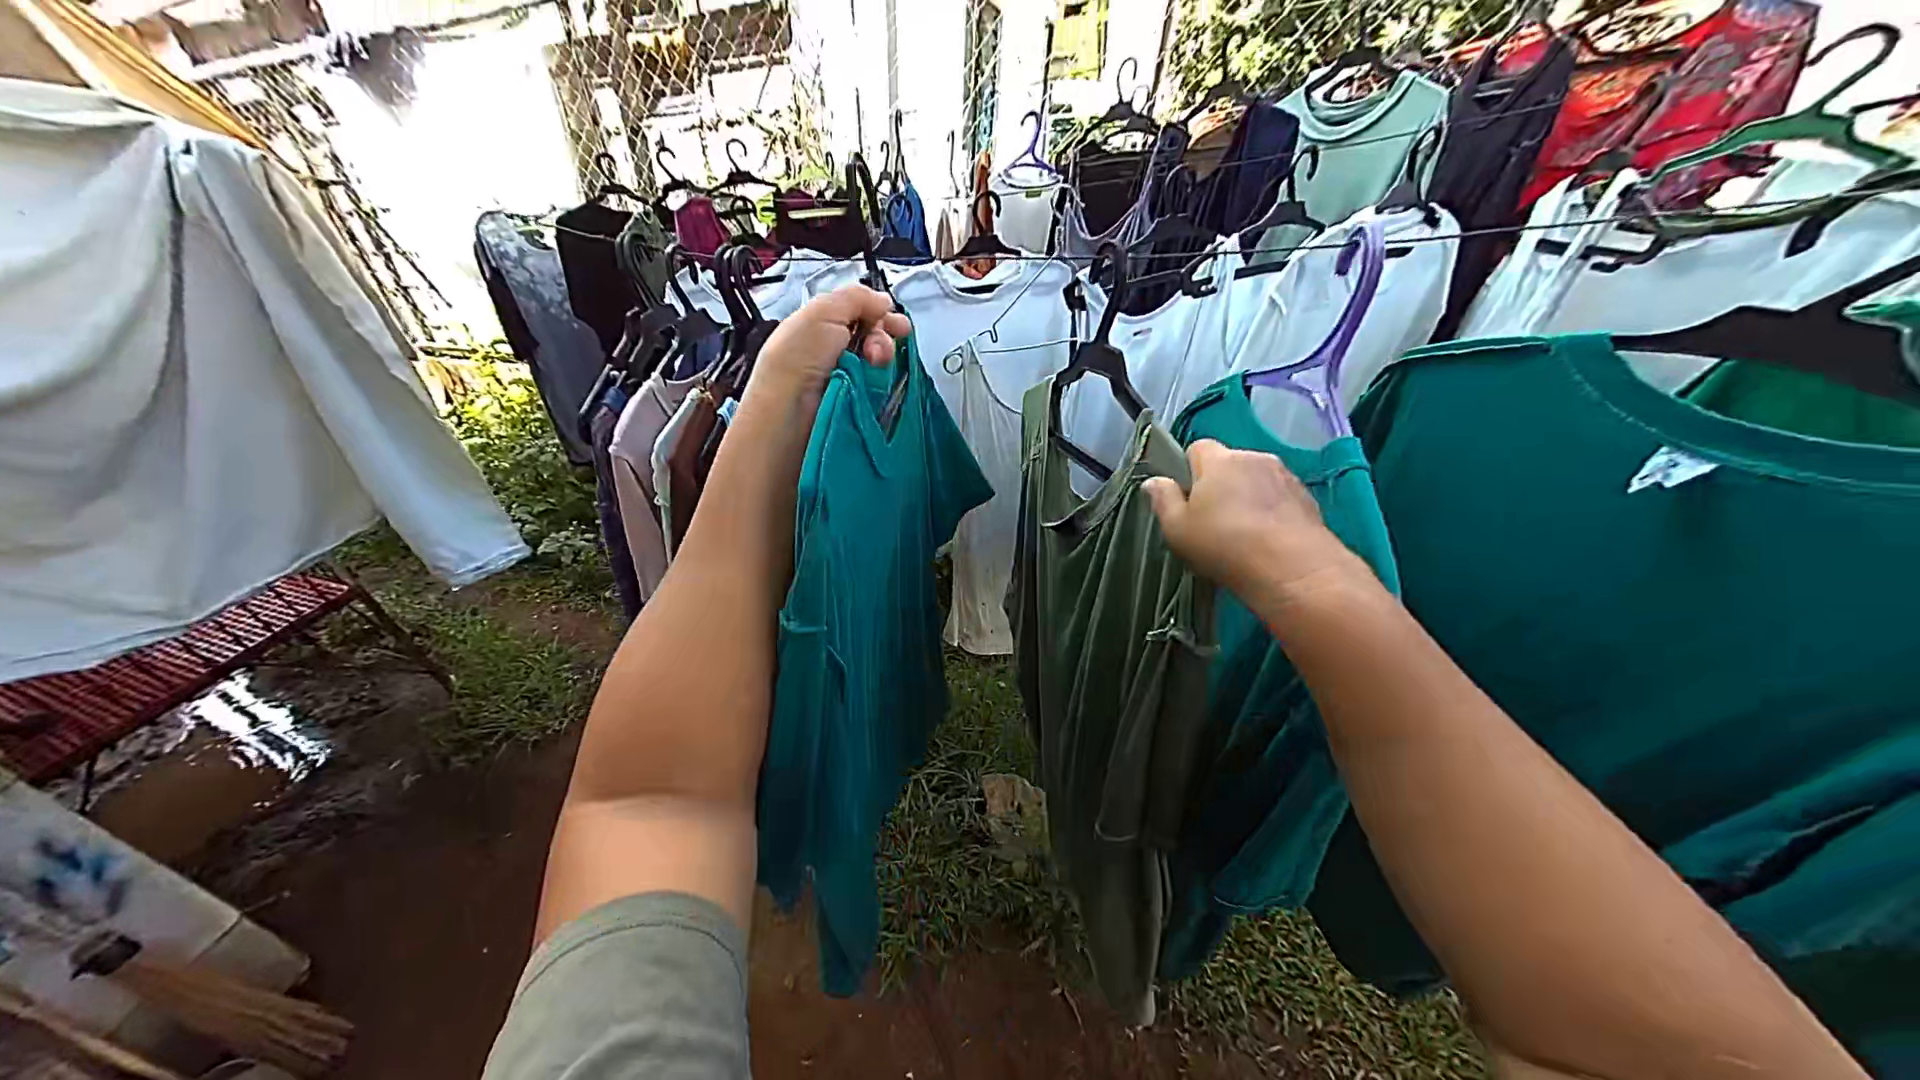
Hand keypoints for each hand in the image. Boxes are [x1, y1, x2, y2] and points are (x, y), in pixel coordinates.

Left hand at [748, 285, 910, 394]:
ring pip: (881, 362)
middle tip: (878, 345)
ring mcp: (847, 378)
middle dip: (883, 336)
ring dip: (884, 357)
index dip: (878, 313)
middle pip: (874, 336)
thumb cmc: (796, 359)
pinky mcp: (857, 403)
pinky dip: (884, 382)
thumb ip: (856, 298)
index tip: (893, 319)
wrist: (789, 411)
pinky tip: (878, 381)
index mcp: (820, 324)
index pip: (860, 313)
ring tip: (875, 362)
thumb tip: (883, 301)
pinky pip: (881, 388)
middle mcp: (833, 350)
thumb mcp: (823, 311)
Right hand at [1143, 439, 1376, 612]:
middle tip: (1211, 521)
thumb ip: (1163, 500)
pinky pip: (1278, 497)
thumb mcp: (1177, 529)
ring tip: (1243, 533)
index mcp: (1219, 461)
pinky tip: (1267, 539)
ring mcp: (1285, 477)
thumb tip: (1154, 481)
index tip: (1187, 500)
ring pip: (1255, 480)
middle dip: (1219, 484)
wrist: (1293, 570)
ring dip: (1247, 496)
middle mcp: (1254, 458)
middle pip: (1229, 464)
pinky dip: (1270, 510)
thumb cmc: (1225, 545)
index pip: (1197, 448)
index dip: (1189, 470)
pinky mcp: (1307, 498)